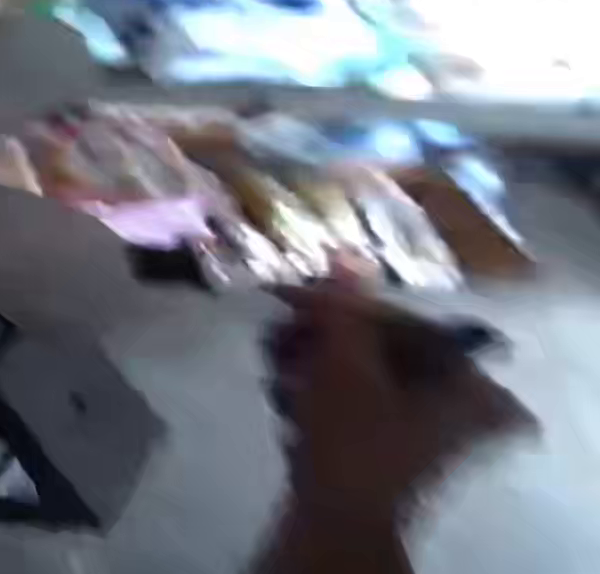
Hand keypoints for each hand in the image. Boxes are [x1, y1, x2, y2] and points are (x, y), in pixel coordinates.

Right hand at [266, 285, 533, 524]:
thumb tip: (346, 253)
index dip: (340, 307)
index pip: (402, 321)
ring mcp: (436, 416)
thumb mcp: (345, 365)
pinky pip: (357, 380)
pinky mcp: (401, 426)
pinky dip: (319, 375)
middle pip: (381, 339)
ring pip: (362, 358)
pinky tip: (290, 383)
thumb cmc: (352, 434)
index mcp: (478, 389)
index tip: (284, 299)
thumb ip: (346, 310)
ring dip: (311, 353)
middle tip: (279, 336)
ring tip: (278, 362)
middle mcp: (471, 400)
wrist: (337, 503)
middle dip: (320, 335)